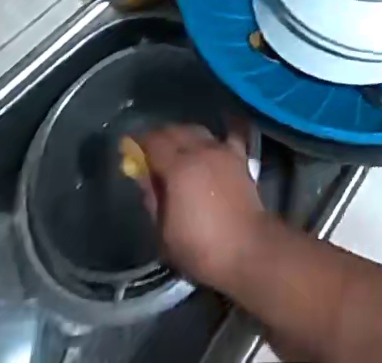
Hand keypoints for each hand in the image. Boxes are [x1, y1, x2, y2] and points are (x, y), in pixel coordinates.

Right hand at [133, 124, 276, 289]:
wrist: (252, 252)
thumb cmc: (203, 248)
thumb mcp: (165, 233)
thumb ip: (152, 199)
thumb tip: (143, 177)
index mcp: (177, 167)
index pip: (152, 141)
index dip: (138, 143)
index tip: (130, 149)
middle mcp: (199, 150)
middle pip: (173, 130)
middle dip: (159, 137)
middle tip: (151, 151)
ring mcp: (221, 151)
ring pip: (197, 130)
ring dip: (183, 135)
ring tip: (178, 149)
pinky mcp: (240, 159)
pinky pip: (228, 136)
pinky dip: (218, 136)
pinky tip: (214, 143)